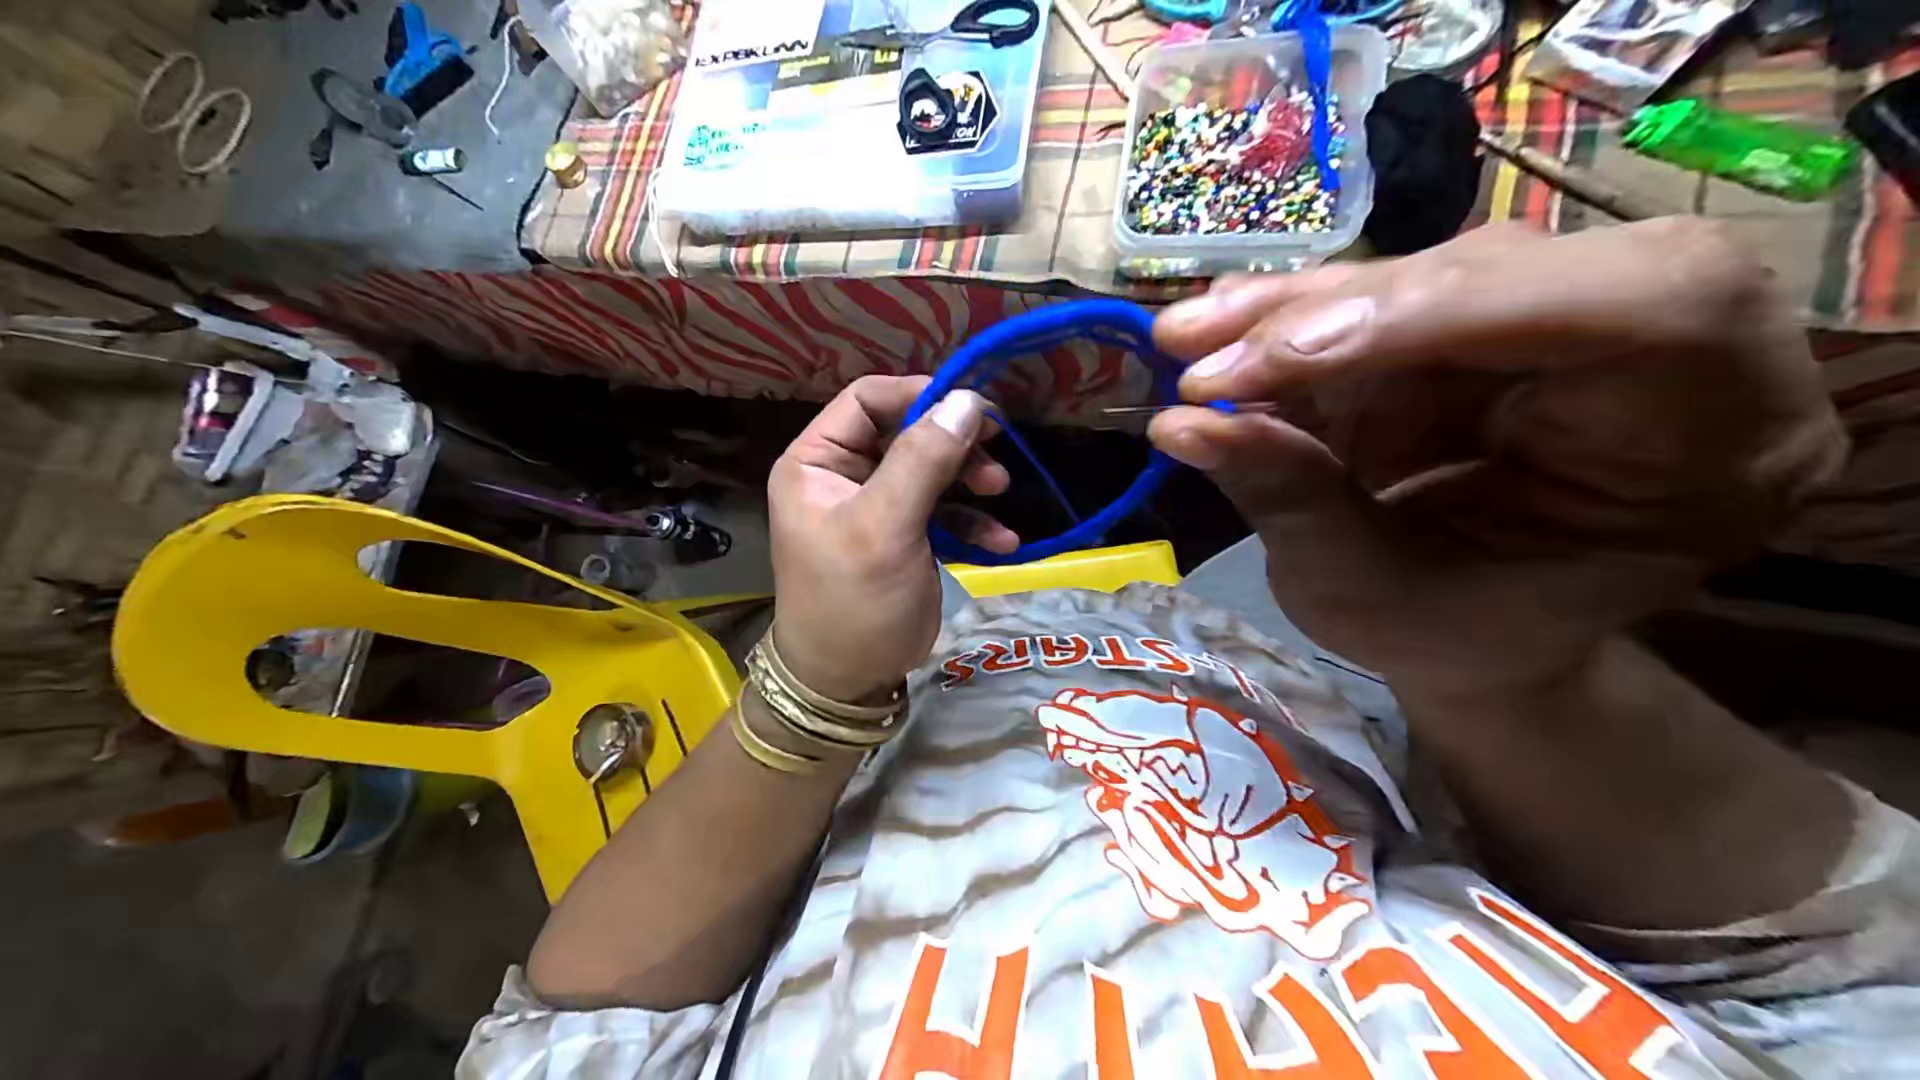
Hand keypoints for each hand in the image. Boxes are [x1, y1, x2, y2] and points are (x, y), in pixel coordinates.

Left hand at [768, 376, 1015, 701]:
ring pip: (931, 468)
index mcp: (817, 461)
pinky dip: (972, 520)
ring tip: (1000, 489)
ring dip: (969, 477)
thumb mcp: (884, 527)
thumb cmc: (852, 599)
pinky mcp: (906, 536)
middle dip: (953, 441)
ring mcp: (878, 506)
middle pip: (906, 432)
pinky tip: (1002, 540)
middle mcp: (844, 475)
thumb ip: (923, 460)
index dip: (919, 395)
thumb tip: (967, 400)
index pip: (867, 400)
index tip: (972, 407)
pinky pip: (943, 511)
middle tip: (997, 449)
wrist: (849, 679)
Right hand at [1149, 220, 1847, 702]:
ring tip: (1184, 341)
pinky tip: (1212, 334)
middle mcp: (1649, 349)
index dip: (1441, 313)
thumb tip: (1179, 423)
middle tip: (1200, 359)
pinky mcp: (1465, 323)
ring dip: (1285, 310)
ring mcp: (1547, 324)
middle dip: (1329, 317)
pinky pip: (1371, 298)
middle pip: (1495, 275)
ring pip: (1416, 274)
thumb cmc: (1451, 635)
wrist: (1473, 635)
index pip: (1628, 309)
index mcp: (1704, 438)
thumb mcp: (1366, 593)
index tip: (1279, 359)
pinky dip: (1281, 320)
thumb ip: (1287, 499)